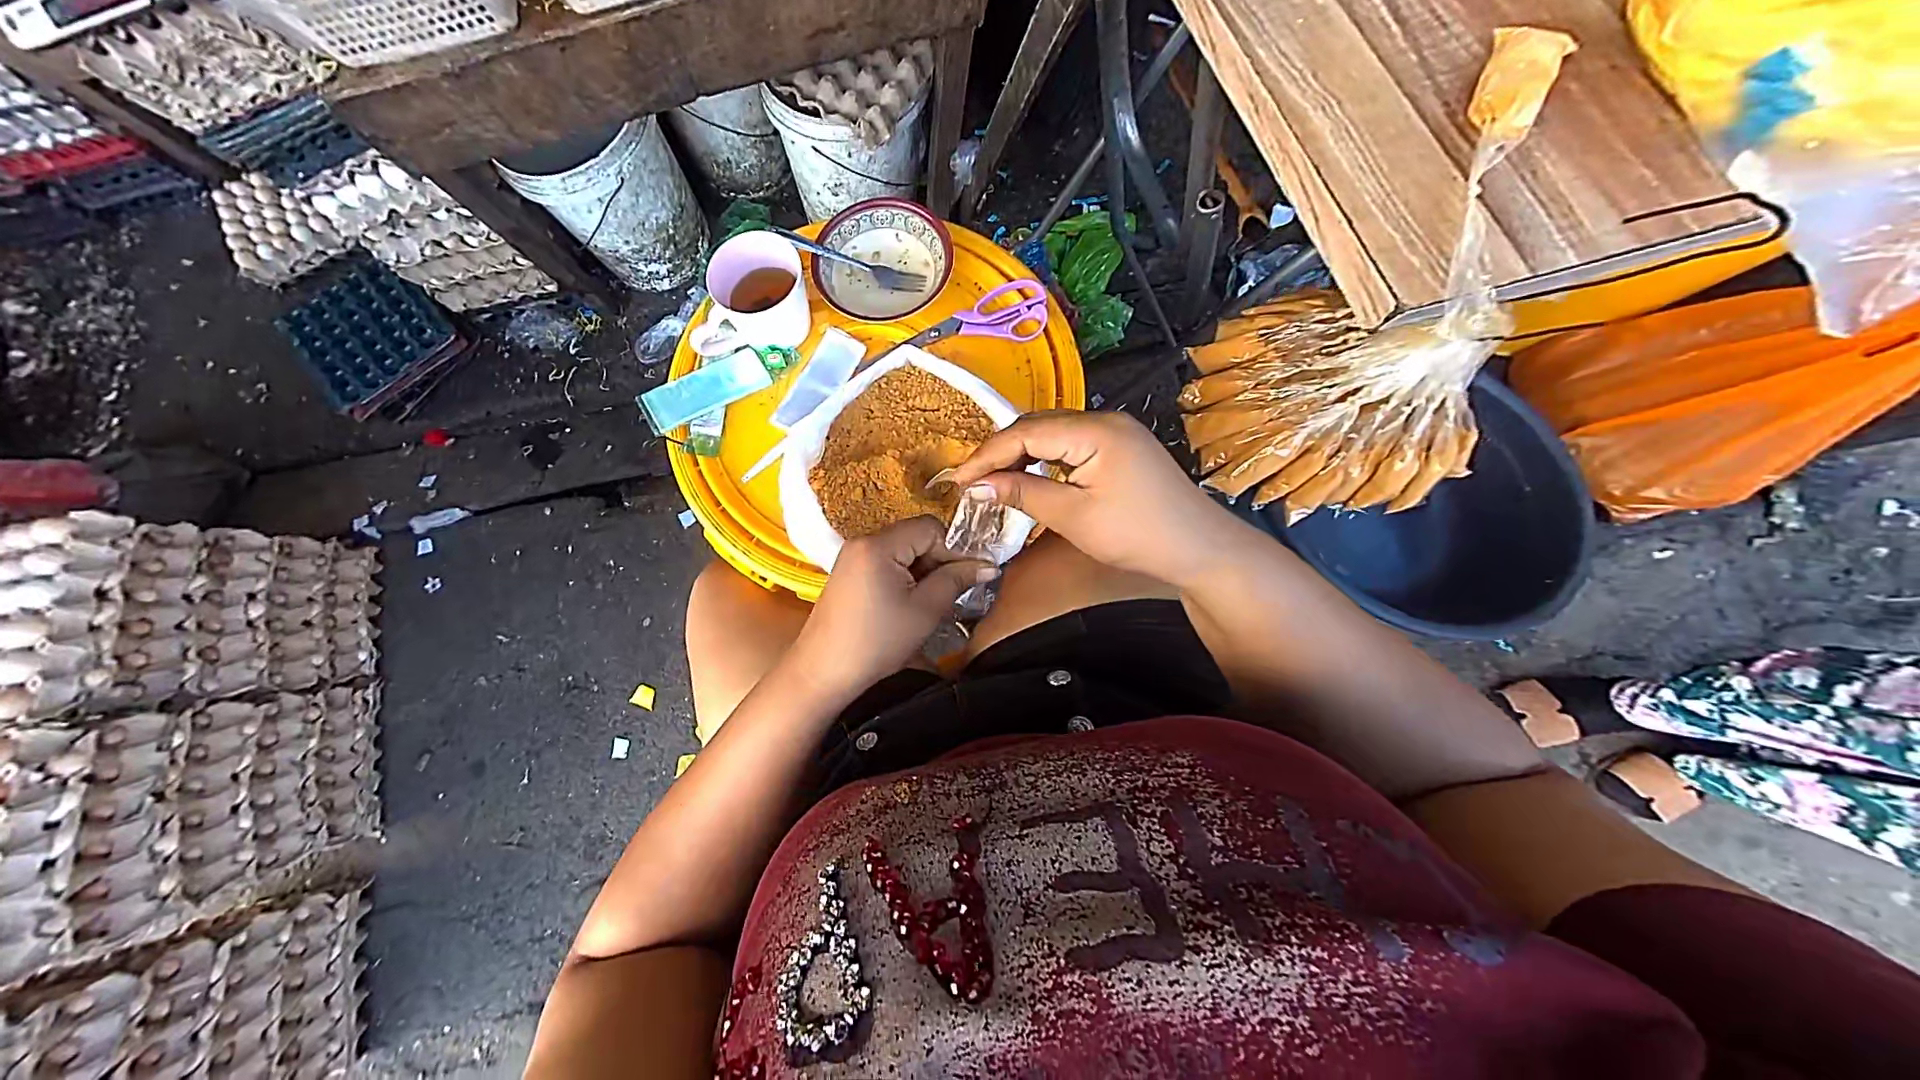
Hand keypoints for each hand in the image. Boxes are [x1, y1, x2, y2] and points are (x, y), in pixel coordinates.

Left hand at [788, 516, 994, 697]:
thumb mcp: (925, 610)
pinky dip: (904, 579)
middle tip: (950, 593)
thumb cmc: (874, 643)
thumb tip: (987, 565)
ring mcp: (852, 558)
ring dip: (923, 572)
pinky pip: (886, 564)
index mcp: (878, 545)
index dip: (953, 550)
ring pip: (903, 552)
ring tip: (929, 604)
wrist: (823, 673)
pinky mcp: (849, 575)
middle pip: (916, 536)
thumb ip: (957, 580)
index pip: (931, 528)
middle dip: (938, 562)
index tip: (966, 577)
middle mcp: (862, 542)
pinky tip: (909, 606)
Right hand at [945, 410, 1251, 587]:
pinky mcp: (1122, 449)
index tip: (960, 479)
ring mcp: (1117, 433)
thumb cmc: (1141, 535)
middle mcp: (1106, 421)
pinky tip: (1031, 479)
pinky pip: (1072, 446)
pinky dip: (1046, 462)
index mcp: (1096, 430)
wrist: (1201, 549)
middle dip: (1002, 452)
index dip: (988, 454)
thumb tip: (977, 486)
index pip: (1026, 432)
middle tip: (973, 481)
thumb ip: (1023, 495)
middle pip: (1038, 426)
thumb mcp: (1073, 517)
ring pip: (1054, 435)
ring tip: (994, 482)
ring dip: (1022, 456)